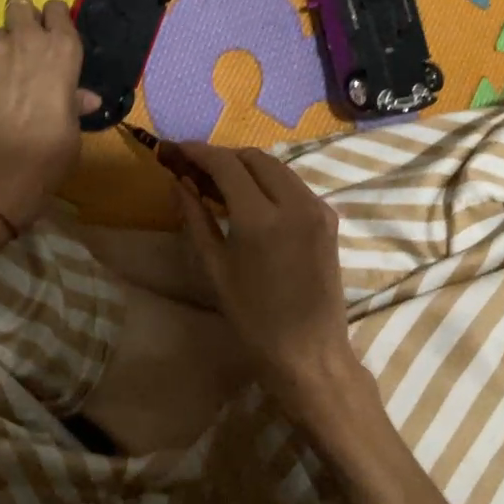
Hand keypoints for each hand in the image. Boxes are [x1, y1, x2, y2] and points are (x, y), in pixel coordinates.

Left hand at [0, 0, 99, 229]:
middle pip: (20, 4)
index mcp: (62, 46)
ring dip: (7, 42)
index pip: (56, 8)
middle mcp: (29, 39)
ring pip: (0, 30)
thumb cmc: (56, 142)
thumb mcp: (74, 120)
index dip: (55, 19)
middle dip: (25, 16)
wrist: (10, 163)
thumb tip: (85, 98)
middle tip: (32, 40)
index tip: (57, 35)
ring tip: (15, 67)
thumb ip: (76, 99)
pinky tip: (2, 89)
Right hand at [173, 144, 353, 400]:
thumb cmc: (254, 317)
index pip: (225, 163)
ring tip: (219, 181)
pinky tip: (251, 197)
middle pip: (252, 157)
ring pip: (276, 165)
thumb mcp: (215, 267)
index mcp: (260, 217)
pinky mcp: (329, 218)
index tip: (175, 149)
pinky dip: (268, 179)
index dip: (197, 151)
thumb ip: (196, 217)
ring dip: (245, 165)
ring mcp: (316, 208)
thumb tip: (178, 182)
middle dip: (221, 156)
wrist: (310, 353)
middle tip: (195, 169)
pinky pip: (293, 183)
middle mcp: (293, 202)